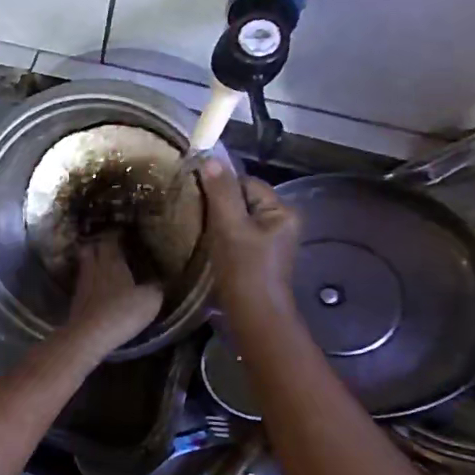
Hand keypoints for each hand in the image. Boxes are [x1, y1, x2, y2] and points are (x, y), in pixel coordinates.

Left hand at [64, 234, 163, 354]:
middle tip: (107, 246)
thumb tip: (159, 282)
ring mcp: (82, 285)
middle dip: (97, 245)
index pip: (110, 240)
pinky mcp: (75, 301)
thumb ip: (156, 288)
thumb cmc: (122, 312)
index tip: (121, 233)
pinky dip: (89, 281)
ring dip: (91, 263)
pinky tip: (95, 287)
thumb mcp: (150, 300)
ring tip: (101, 265)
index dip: (114, 235)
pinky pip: (83, 284)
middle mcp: (93, 268)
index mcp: (112, 262)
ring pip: (84, 266)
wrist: (89, 335)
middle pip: (90, 250)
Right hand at [200, 156, 300, 314]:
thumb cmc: (244, 270)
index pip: (247, 183)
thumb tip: (210, 159)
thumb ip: (221, 193)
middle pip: (241, 201)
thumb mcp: (230, 227)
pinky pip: (235, 238)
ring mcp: (269, 244)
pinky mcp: (256, 260)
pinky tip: (206, 247)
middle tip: (192, 213)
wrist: (253, 316)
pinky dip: (219, 239)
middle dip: (217, 206)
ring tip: (196, 230)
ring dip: (216, 224)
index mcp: (282, 211)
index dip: (221, 186)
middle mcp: (280, 224)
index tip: (195, 194)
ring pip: (236, 220)